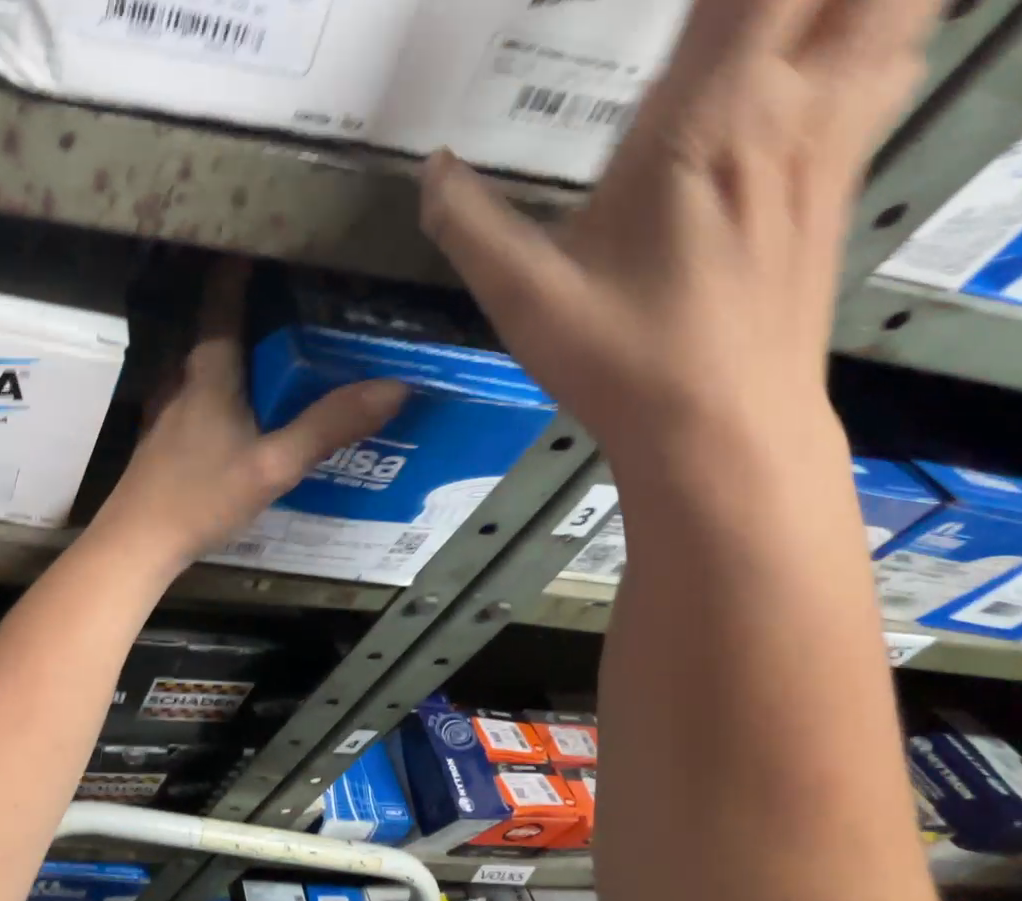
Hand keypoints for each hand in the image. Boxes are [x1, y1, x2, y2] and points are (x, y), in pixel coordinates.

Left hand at [91, 260, 407, 570]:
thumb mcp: (273, 466)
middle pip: (219, 322)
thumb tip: (395, 386)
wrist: (136, 542)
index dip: (245, 262)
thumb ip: (328, 426)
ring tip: (289, 333)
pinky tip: (254, 394)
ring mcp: (170, 404)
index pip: (223, 296)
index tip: (276, 233)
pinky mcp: (167, 431)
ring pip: (210, 356)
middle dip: (257, 300)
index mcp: (207, 370)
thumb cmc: (199, 498)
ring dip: (243, 339)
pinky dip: (232, 374)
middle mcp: (183, 376)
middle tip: (305, 286)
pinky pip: (204, 385)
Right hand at [420, 0, 943, 456]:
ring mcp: (830, 144)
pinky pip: (887, 62)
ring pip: (895, 10)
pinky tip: (806, 60)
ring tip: (763, 23)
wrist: (724, 430)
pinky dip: (861, 34)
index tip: (667, 9)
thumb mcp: (521, 294)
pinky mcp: (841, 180)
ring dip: (833, 4)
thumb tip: (432, 167)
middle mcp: (791, 110)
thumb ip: (468, 222)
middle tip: (710, 18)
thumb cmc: (622, 358)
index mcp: (708, 121)